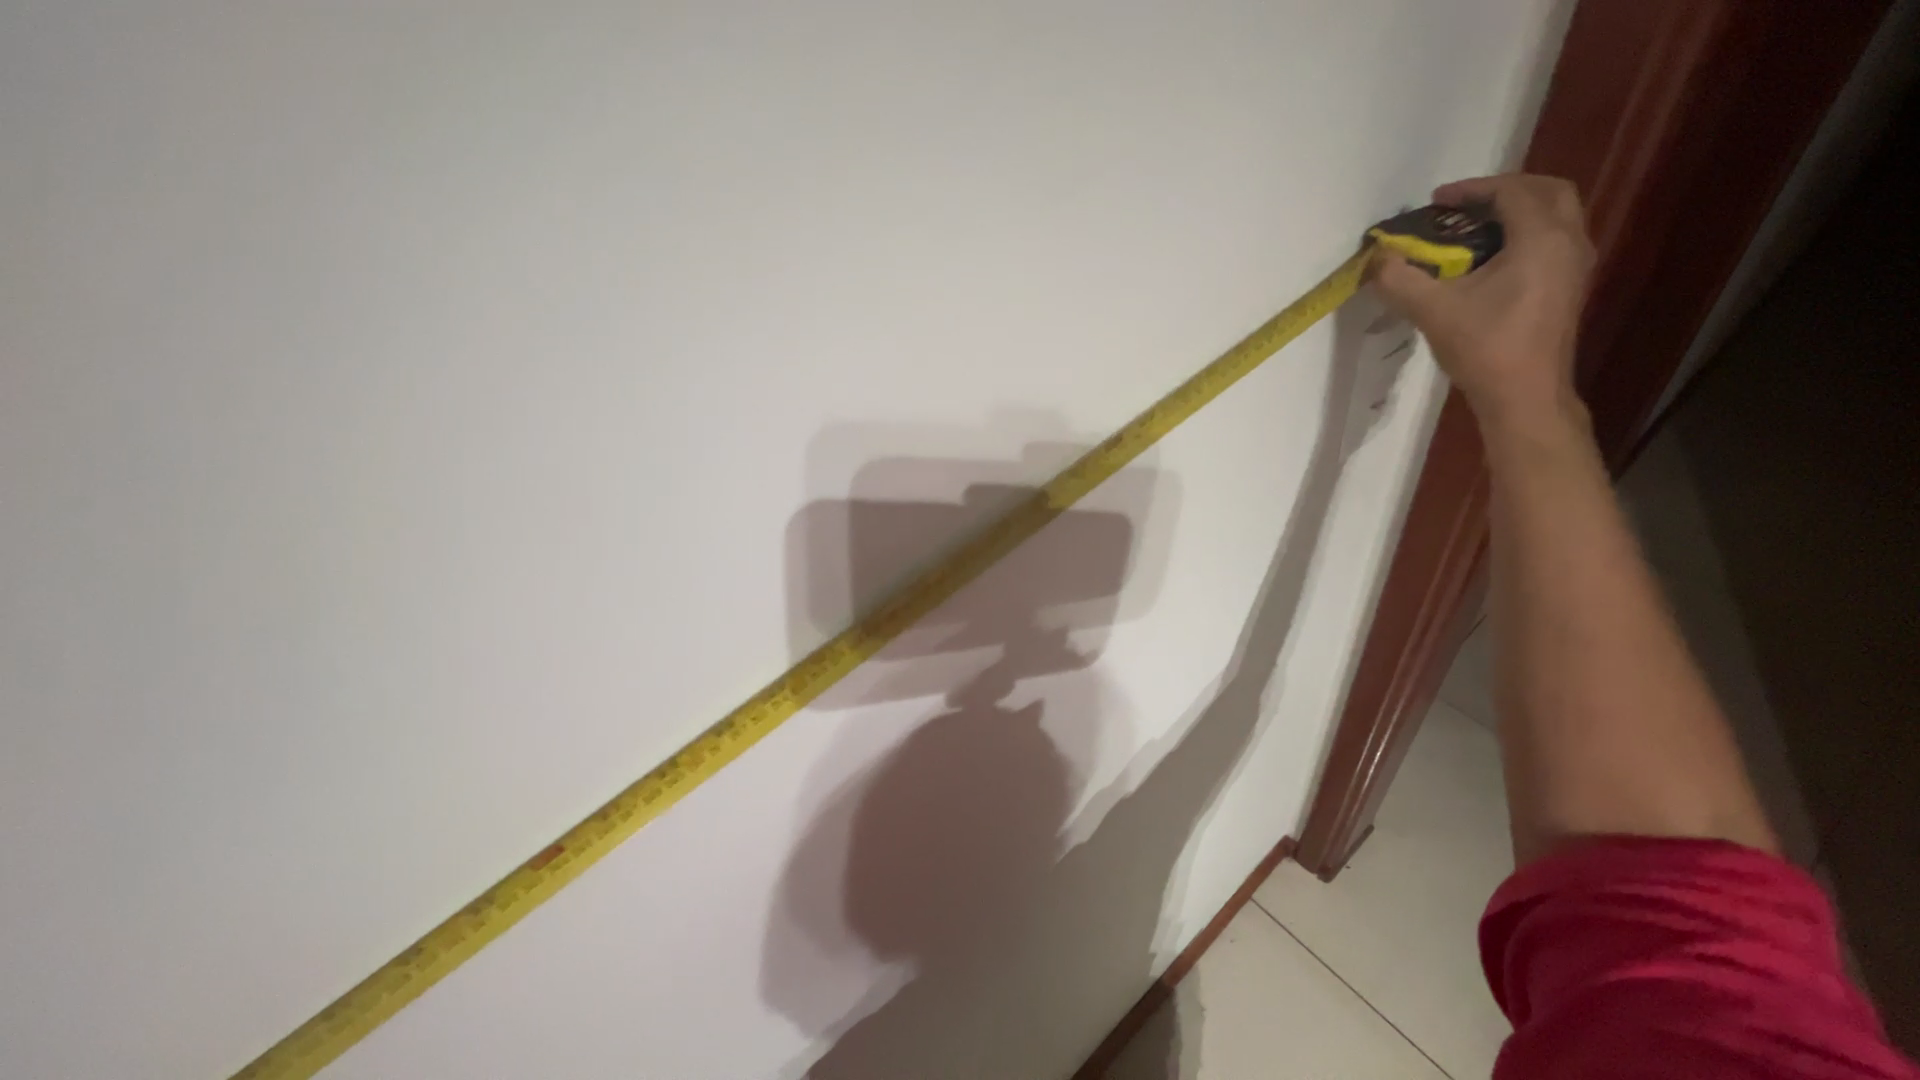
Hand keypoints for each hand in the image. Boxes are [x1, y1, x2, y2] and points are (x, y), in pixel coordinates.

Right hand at [1371, 174, 1594, 429]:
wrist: (1524, 396)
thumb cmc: (1485, 348)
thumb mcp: (1432, 311)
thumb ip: (1399, 279)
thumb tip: (1375, 259)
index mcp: (1541, 238)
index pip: (1511, 192)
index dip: (1472, 190)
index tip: (1437, 201)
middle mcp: (1568, 242)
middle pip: (1547, 192)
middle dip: (1506, 191)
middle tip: (1466, 205)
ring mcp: (1576, 265)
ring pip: (1556, 216)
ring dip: (1519, 212)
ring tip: (1478, 228)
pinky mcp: (1571, 288)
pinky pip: (1554, 241)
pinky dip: (1527, 234)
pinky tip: (1495, 259)